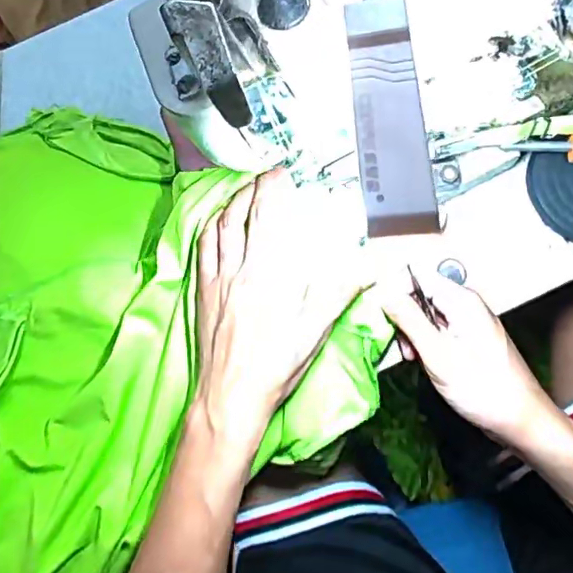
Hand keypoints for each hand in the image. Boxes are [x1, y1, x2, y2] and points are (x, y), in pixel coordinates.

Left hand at [193, 172, 372, 445]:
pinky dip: (210, 228)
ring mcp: (218, 279)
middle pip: (243, 215)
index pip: (270, 218)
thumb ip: (339, 293)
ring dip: (231, 202)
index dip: (274, 189)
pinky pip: (202, 249)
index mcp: (271, 274)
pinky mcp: (202, 292)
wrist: (229, 398)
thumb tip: (369, 267)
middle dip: (254, 187)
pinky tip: (215, 222)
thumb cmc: (275, 367)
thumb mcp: (314, 332)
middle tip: (266, 175)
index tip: (284, 173)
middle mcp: (241, 269)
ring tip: (243, 189)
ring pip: (220, 227)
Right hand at [377, 265, 563, 448]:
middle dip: (403, 317)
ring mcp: (469, 321)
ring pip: (428, 314)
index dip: (394, 291)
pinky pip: (439, 329)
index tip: (380, 317)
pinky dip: (427, 342)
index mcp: (461, 299)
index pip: (416, 276)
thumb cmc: (482, 388)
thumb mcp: (438, 354)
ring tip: (413, 359)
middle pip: (421, 294)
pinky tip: (426, 362)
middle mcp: (466, 303)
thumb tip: (383, 292)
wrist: (521, 420)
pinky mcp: (469, 338)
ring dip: (413, 333)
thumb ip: (409, 319)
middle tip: (402, 348)